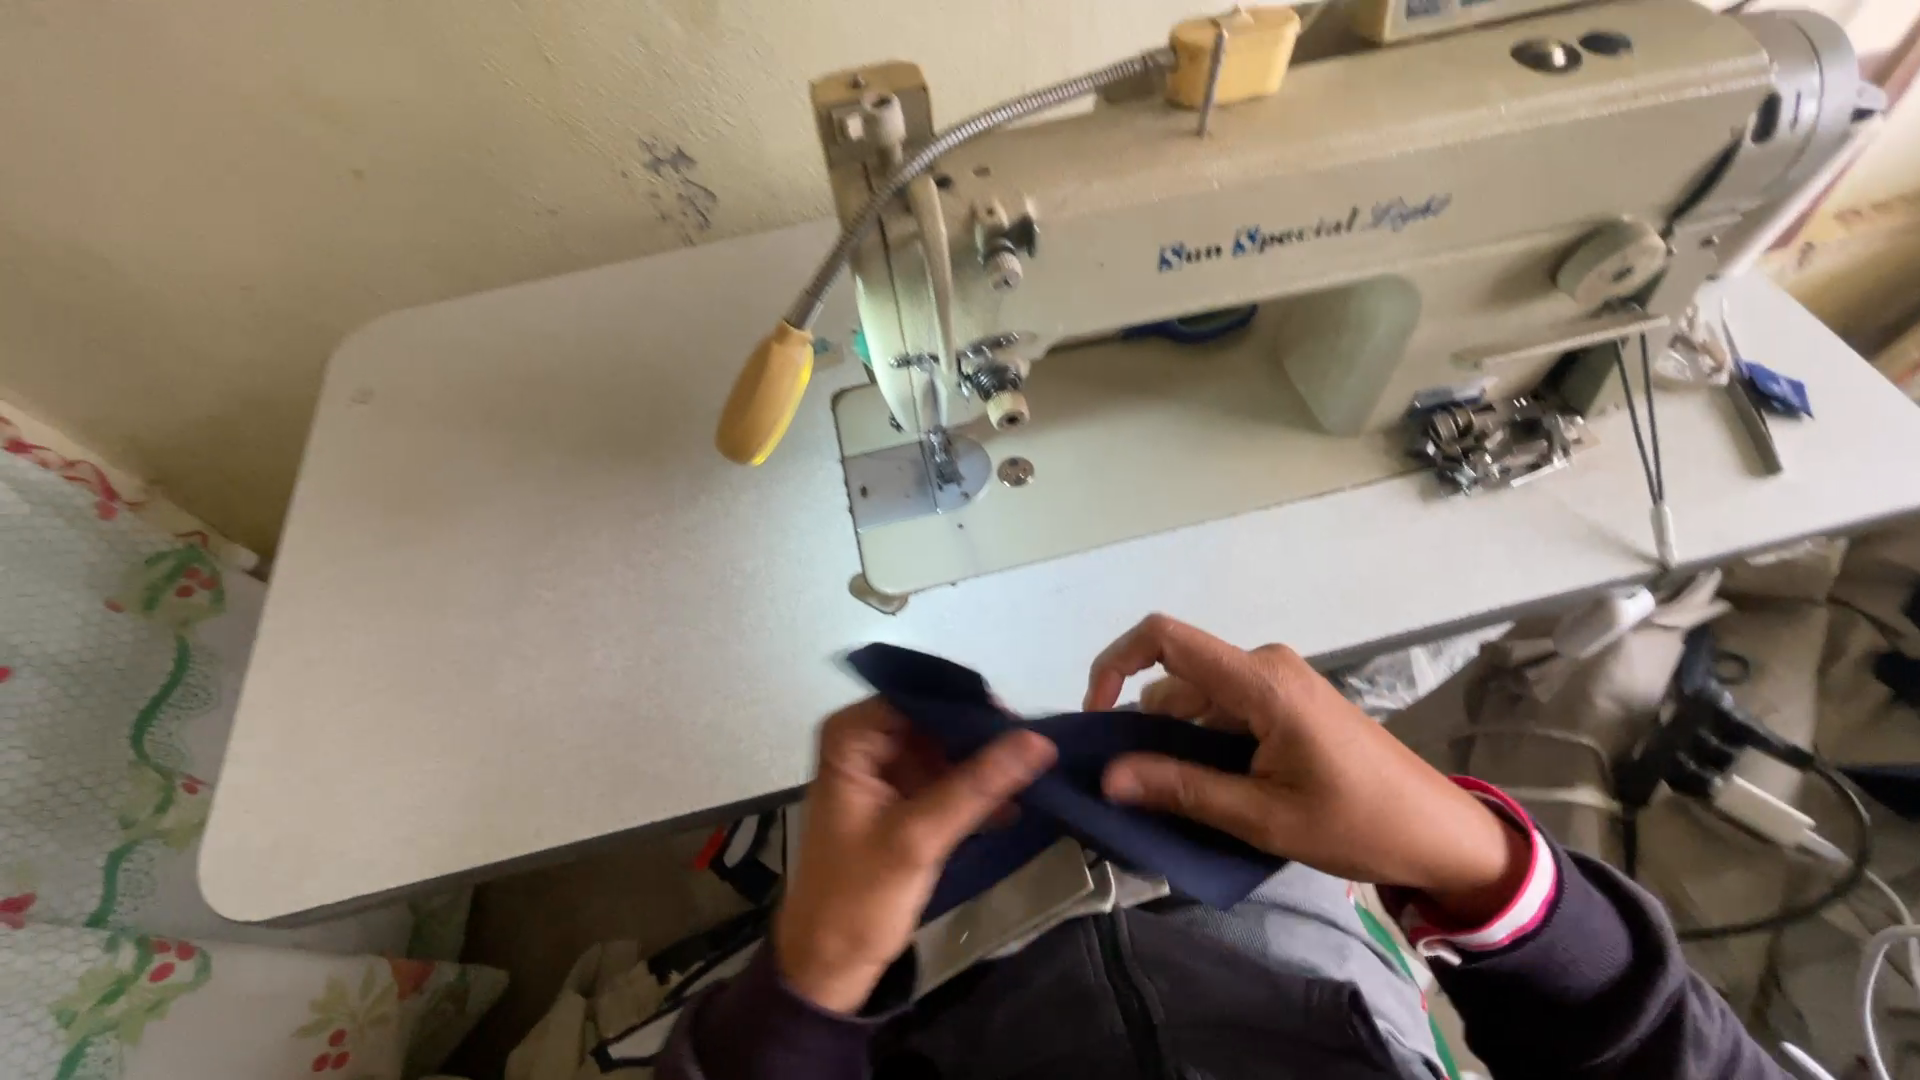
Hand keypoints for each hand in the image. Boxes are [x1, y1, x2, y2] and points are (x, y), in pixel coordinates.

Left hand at [774, 699, 1055, 1012]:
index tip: (1017, 723)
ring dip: (983, 768)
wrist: (827, 966)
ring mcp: (883, 771)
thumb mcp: (918, 837)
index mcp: (850, 737)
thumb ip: (977, 785)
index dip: (966, 705)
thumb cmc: (856, 898)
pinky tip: (1012, 806)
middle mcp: (864, 742)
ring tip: (1032, 778)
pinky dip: (973, 793)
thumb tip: (1038, 739)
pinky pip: (944, 780)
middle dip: (980, 738)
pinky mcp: (900, 800)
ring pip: (945, 749)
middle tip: (1034, 752)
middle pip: (934, 721)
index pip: (917, 696)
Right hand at [1087, 615, 1527, 924]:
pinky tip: (1211, 785)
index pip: (1164, 639)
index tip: (1097, 717)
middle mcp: (1264, 665)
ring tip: (1179, 796)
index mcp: (1260, 682)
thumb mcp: (1263, 817)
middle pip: (1175, 677)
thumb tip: (1108, 777)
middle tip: (1137, 785)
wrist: (1441, 834)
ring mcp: (1277, 681)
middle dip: (1145, 726)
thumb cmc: (1359, 824)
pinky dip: (1202, 740)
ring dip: (1176, 739)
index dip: (1114, 663)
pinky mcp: (1285, 700)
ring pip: (1196, 696)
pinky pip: (1222, 707)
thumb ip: (1182, 789)